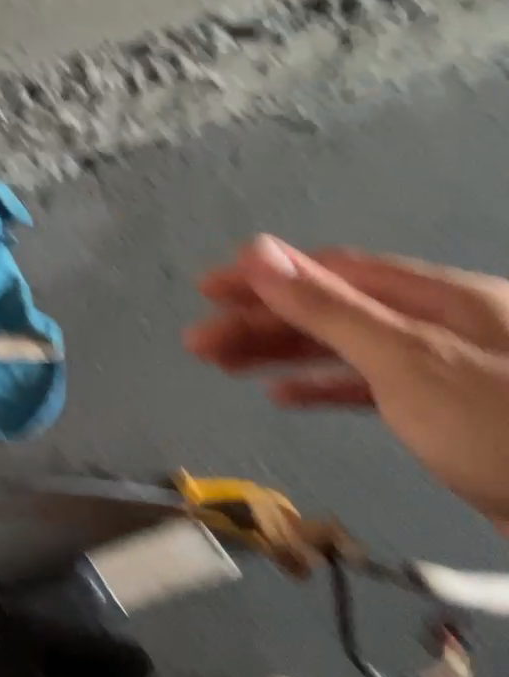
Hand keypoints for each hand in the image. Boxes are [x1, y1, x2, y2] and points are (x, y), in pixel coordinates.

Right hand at [187, 234, 508, 523]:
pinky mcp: (454, 415)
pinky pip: (372, 386)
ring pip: (347, 348)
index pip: (336, 272)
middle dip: (262, 322)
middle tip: (198, 342)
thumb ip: (328, 306)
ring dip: (281, 353)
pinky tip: (284, 396)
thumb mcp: (408, 361)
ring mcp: (453, 371)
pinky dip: (323, 386)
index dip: (267, 276)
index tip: (207, 290)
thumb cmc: (503, 428)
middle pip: (335, 310)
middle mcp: (447, 326)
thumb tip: (257, 248)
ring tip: (220, 365)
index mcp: (445, 300)